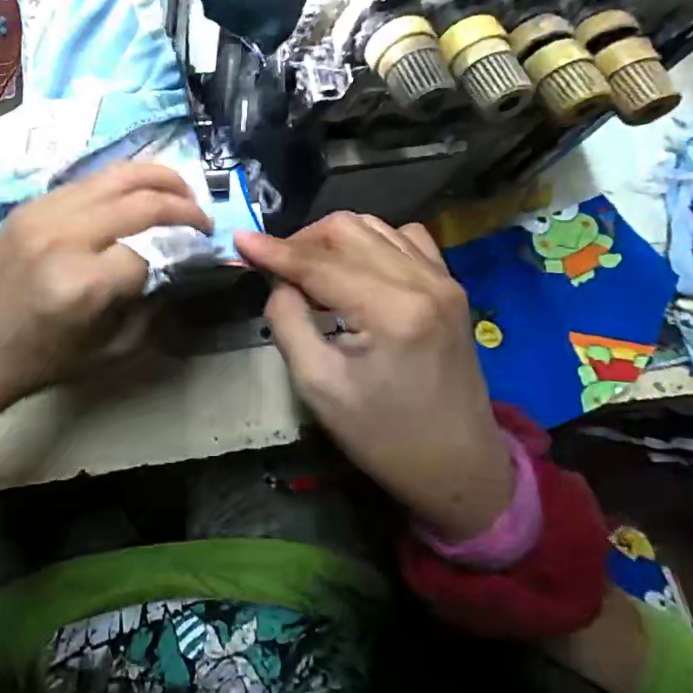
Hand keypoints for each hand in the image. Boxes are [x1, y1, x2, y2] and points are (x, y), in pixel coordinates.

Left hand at [0, 163, 211, 425]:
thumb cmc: (36, 362)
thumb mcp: (107, 352)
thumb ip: (150, 309)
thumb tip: (178, 270)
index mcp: (82, 283)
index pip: (153, 251)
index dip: (182, 252)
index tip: (200, 254)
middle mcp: (63, 237)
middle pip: (141, 201)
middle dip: (183, 206)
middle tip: (203, 219)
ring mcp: (42, 214)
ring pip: (116, 176)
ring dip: (158, 179)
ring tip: (181, 192)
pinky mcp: (29, 206)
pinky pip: (87, 182)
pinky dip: (121, 183)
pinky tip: (137, 194)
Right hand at [235, 214, 514, 540]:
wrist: (455, 465)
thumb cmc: (381, 436)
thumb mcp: (318, 385)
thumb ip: (288, 322)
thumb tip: (278, 281)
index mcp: (392, 310)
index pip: (319, 263)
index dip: (274, 250)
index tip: (238, 239)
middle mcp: (423, 281)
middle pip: (347, 229)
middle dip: (302, 242)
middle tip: (275, 270)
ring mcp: (444, 280)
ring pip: (375, 227)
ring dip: (334, 240)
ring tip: (309, 271)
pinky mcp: (451, 287)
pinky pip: (405, 239)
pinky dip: (372, 243)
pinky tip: (356, 268)